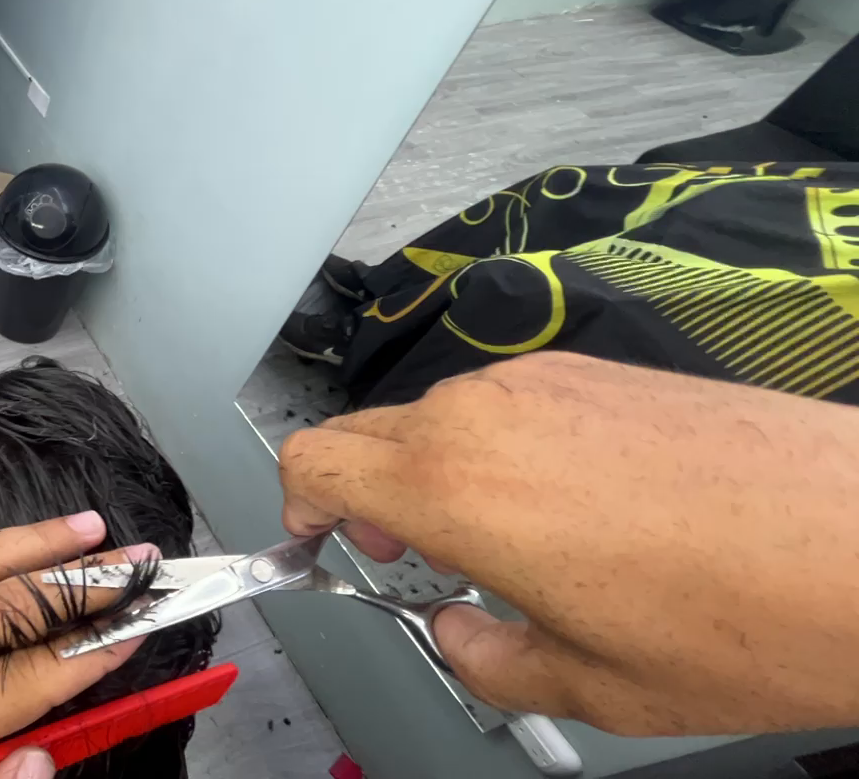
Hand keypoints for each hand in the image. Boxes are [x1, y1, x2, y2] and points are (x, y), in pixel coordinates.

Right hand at [279, 351, 858, 735]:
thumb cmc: (758, 616)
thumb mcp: (603, 685)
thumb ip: (487, 661)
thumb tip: (457, 634)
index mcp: (450, 490)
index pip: (311, 460)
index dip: (296, 499)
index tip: (319, 533)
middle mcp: (468, 418)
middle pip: (354, 435)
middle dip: (359, 493)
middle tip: (408, 546)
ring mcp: (522, 384)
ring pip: (421, 419)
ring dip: (425, 469)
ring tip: (506, 526)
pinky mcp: (574, 369)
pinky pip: (489, 402)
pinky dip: (486, 444)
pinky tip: (569, 491)